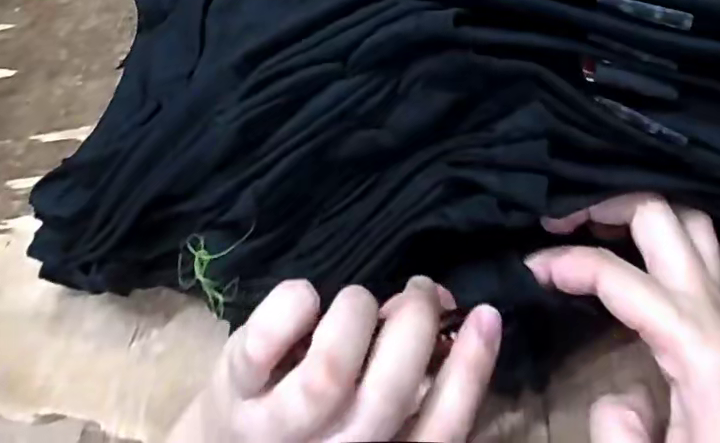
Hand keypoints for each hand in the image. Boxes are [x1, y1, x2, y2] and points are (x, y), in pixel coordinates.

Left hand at [168, 276, 501, 442]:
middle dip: (415, 322)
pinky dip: (292, 305)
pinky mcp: (234, 387)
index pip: (439, 432)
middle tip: (418, 291)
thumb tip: (442, 312)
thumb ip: (401, 374)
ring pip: (331, 369)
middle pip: (391, 393)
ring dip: (356, 312)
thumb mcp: (362, 414)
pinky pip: (262, 343)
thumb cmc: (306, 422)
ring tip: (356, 301)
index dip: (469, 370)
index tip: (485, 312)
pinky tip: (306, 294)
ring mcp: (278, 425)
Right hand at [531, 195, 719, 442]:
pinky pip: (704, 257)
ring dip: (641, 214)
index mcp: (698, 346)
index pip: (620, 274)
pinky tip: (637, 257)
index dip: (567, 262)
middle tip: (558, 219)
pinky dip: (667, 238)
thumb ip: (617, 429)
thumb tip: (620, 397)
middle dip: (604, 205)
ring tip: (596, 225)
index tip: (530, 269)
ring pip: (693, 226)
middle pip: (663, 220)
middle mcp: (718, 318)